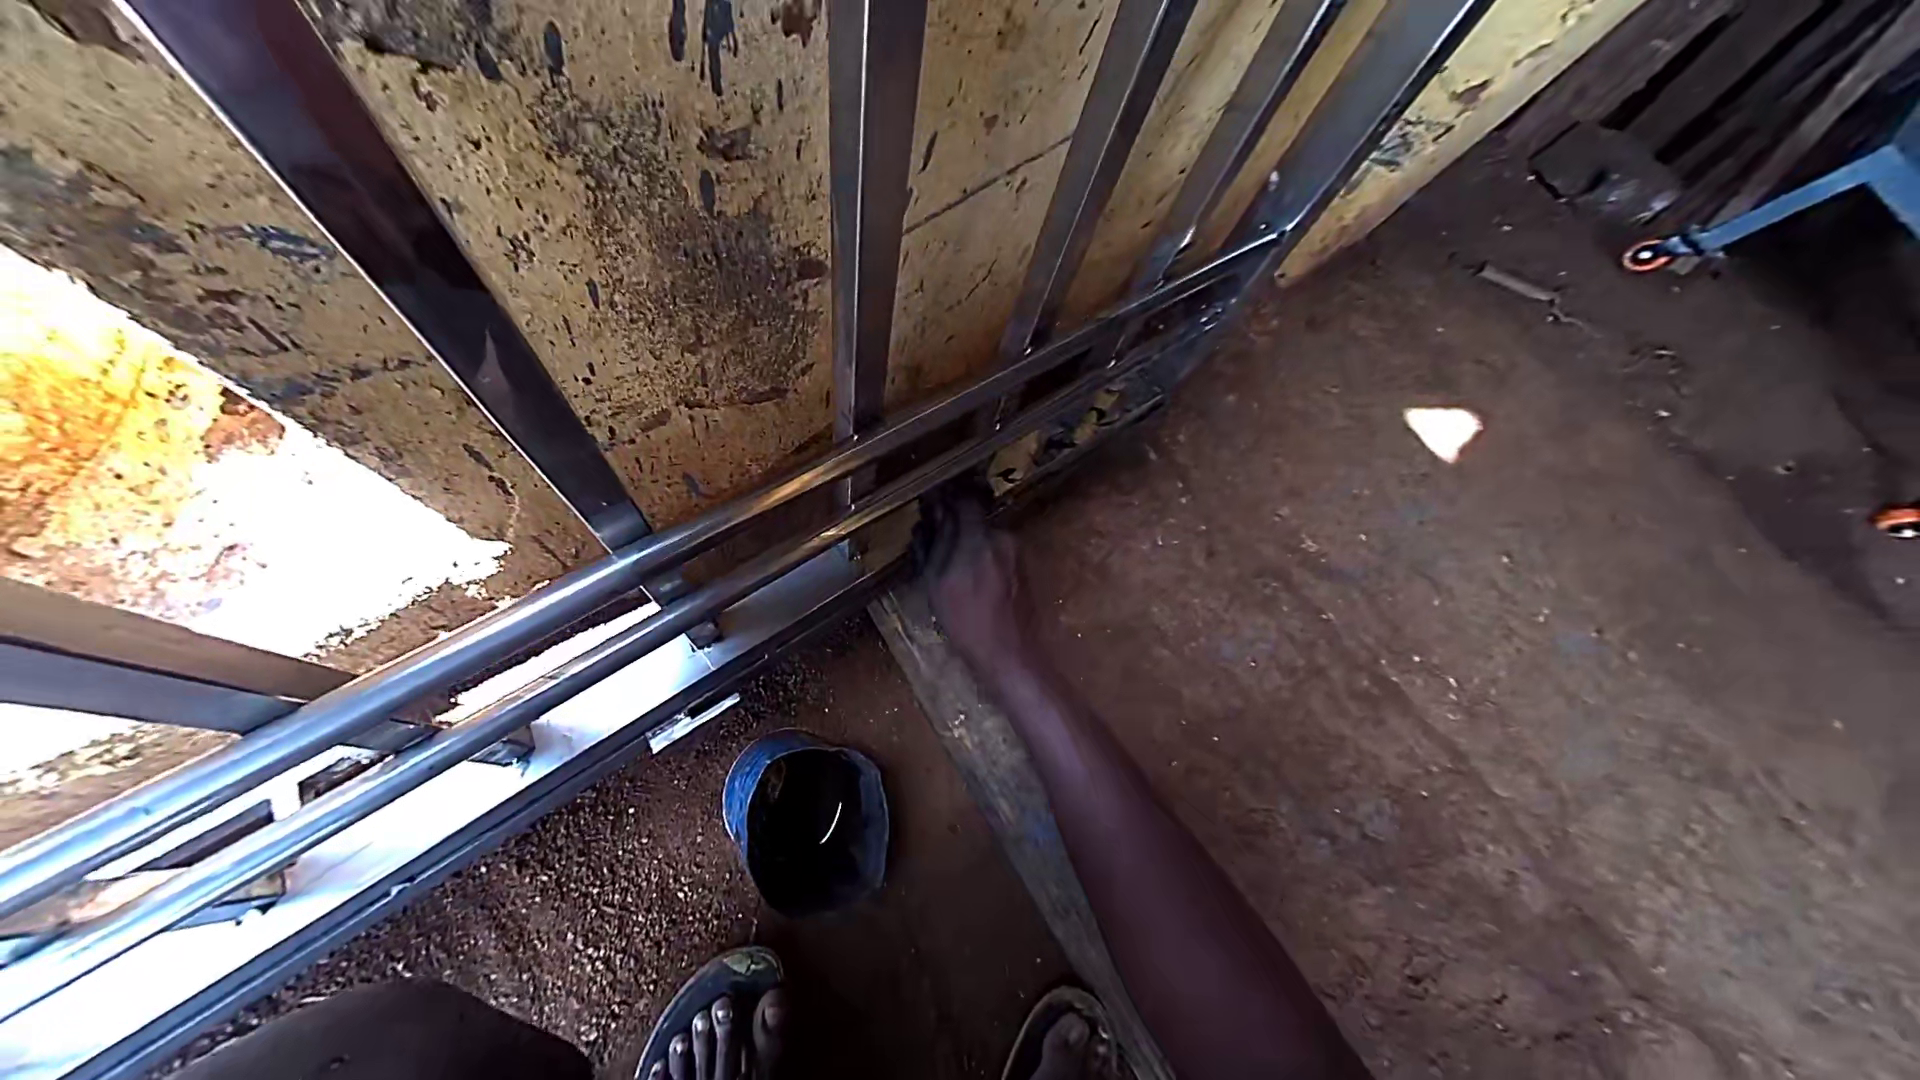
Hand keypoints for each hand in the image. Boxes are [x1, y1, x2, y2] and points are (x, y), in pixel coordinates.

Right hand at [918, 490, 1030, 668]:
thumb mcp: (937, 583)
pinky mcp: (1024, 569)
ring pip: (986, 538)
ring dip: (969, 546)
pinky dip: (983, 561)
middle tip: (936, 546)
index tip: (932, 508)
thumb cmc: (966, 622)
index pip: (963, 500)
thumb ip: (937, 544)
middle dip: (956, 528)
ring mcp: (1018, 553)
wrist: (1010, 655)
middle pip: (975, 520)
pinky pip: (998, 554)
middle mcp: (1003, 538)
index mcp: (979, 537)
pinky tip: (973, 586)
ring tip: (952, 573)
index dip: (946, 500)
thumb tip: (935, 514)